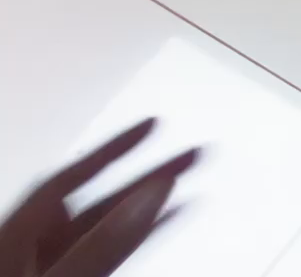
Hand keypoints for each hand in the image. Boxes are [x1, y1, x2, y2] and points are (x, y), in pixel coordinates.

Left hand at [0, 120, 197, 276]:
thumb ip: (102, 246)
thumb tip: (160, 188)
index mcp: (8, 246)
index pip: (61, 184)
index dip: (108, 151)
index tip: (154, 124)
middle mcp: (24, 257)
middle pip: (89, 205)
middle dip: (144, 174)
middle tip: (195, 153)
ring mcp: (45, 273)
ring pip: (102, 230)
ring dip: (150, 202)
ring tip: (193, 179)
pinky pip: (108, 256)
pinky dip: (142, 233)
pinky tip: (173, 217)